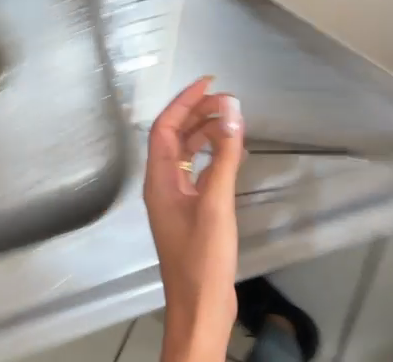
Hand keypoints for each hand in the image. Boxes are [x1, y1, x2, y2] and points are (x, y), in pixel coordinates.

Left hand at [144, 77, 244, 361]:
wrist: (200, 309)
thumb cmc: (202, 258)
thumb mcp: (216, 202)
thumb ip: (224, 155)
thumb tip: (232, 111)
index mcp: (159, 179)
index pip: (164, 126)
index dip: (184, 101)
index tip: (208, 82)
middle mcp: (163, 185)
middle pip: (175, 137)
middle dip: (199, 113)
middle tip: (228, 101)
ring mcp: (176, 201)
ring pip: (187, 154)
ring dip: (207, 133)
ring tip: (233, 121)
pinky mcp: (191, 214)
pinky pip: (199, 172)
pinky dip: (214, 156)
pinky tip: (233, 154)